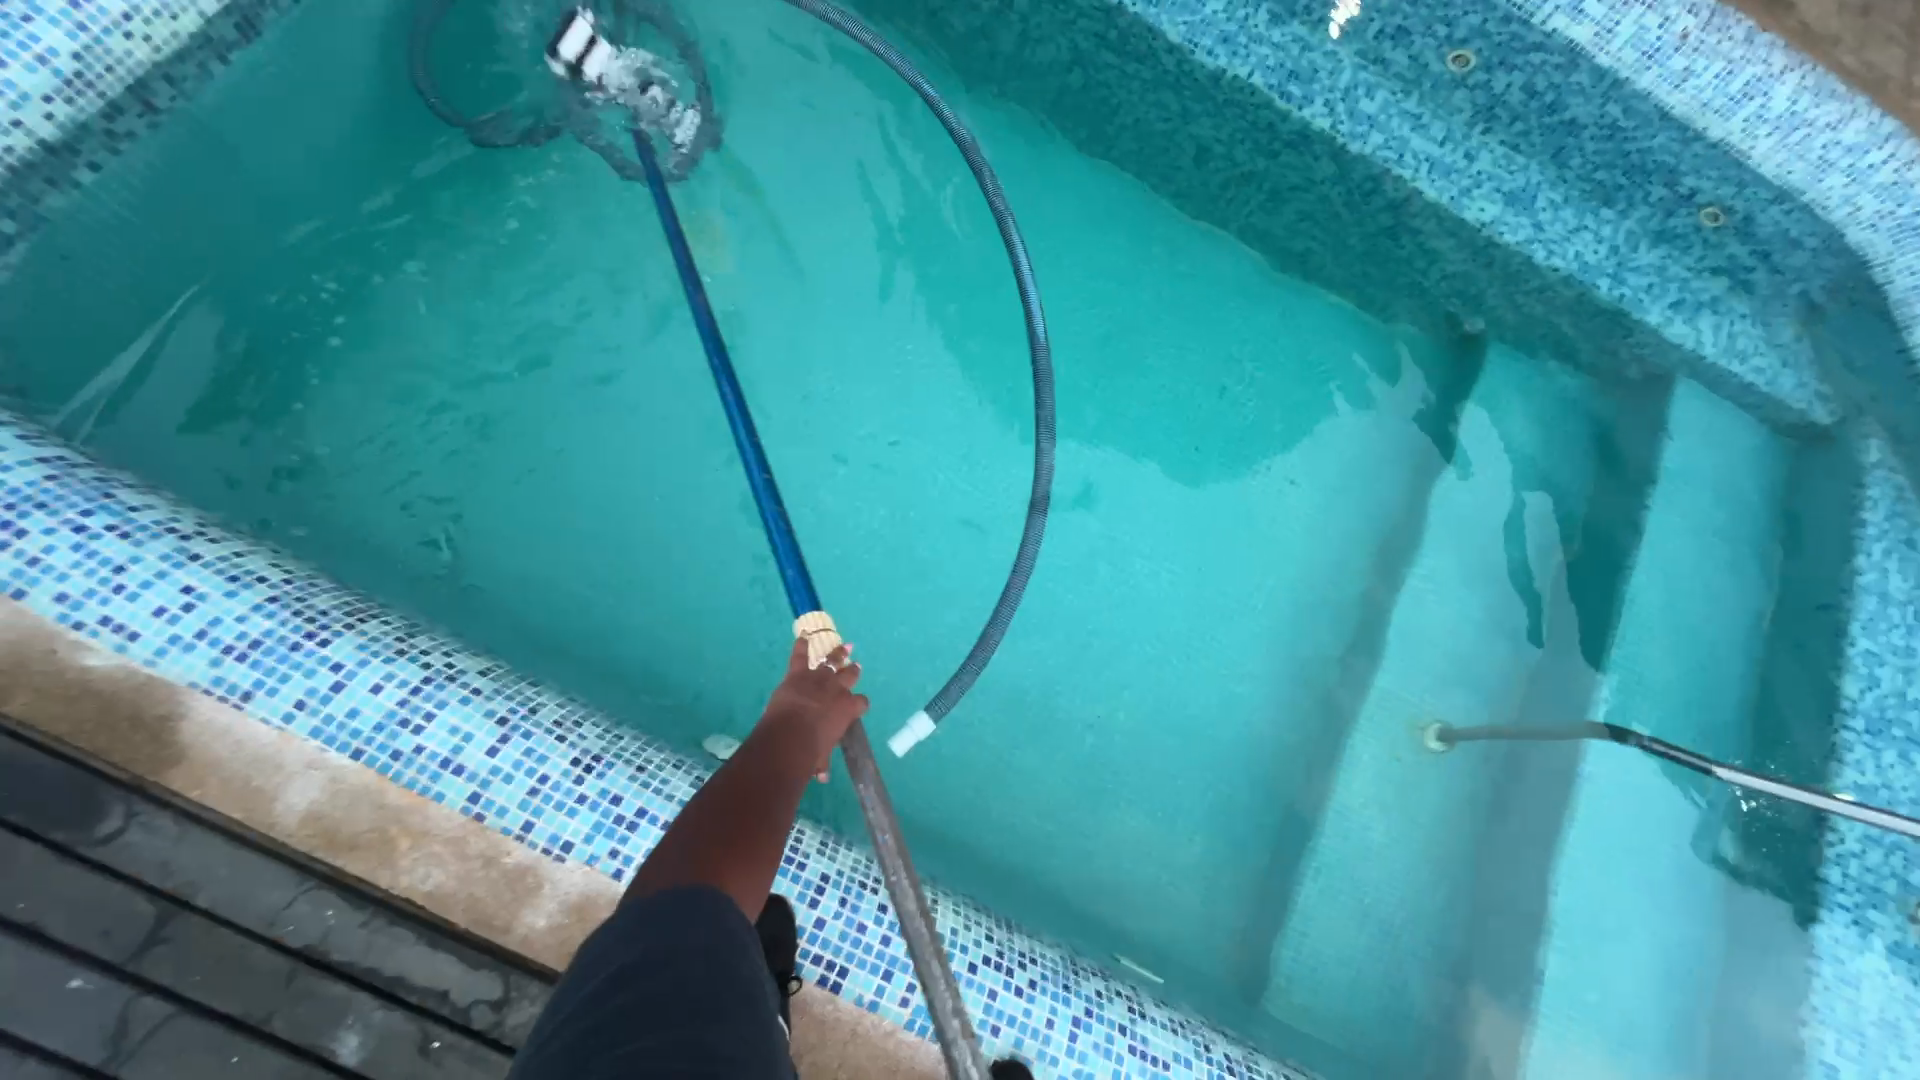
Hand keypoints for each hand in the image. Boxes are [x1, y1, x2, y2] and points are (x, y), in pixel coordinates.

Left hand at [760, 638, 868, 780]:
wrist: (791, 735)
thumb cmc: (811, 751)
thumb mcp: (821, 758)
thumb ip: (822, 763)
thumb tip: (822, 778)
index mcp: (849, 709)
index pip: (861, 702)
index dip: (860, 703)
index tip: (859, 705)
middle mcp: (838, 690)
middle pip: (850, 675)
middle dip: (853, 671)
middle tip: (856, 666)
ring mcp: (818, 678)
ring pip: (831, 661)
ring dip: (837, 653)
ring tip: (845, 646)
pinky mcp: (798, 674)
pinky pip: (800, 656)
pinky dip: (801, 646)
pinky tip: (803, 637)